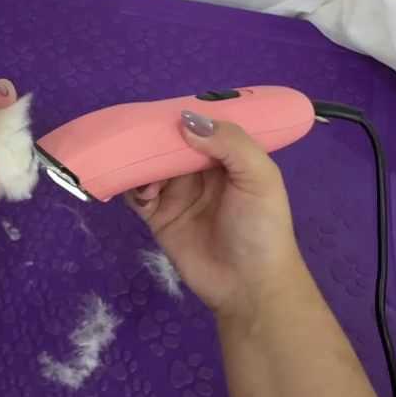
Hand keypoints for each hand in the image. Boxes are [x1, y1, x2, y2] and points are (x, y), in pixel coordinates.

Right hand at [125, 113, 309, 321]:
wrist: (249, 287)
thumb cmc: (261, 228)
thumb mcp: (260, 177)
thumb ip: (230, 143)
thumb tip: (184, 120)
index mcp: (226, 158)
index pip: (199, 128)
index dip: (181, 117)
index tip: (161, 109)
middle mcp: (199, 172)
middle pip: (168, 145)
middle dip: (153, 140)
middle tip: (141, 139)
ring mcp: (177, 194)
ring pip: (148, 167)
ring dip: (141, 165)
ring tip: (148, 177)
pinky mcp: (158, 217)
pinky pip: (138, 195)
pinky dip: (134, 189)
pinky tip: (145, 195)